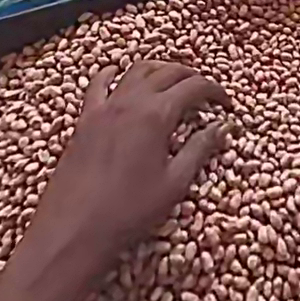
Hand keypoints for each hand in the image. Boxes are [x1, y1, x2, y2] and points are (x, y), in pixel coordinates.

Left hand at [25, 62, 230, 277]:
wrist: (74, 230)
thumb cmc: (128, 212)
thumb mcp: (175, 183)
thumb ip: (200, 148)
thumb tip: (222, 127)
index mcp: (157, 115)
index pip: (194, 87)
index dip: (214, 91)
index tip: (225, 104)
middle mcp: (131, 102)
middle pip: (167, 72)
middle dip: (191, 76)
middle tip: (204, 91)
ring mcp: (104, 108)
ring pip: (136, 71)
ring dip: (159, 70)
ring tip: (172, 80)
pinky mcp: (84, 119)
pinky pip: (98, 84)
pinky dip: (113, 74)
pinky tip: (119, 74)